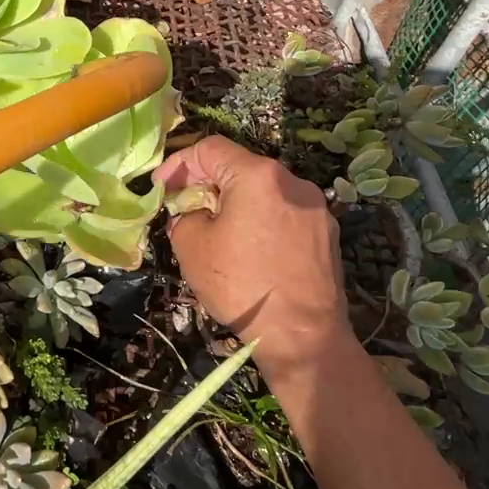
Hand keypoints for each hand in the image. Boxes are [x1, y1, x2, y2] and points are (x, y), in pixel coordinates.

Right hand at [156, 135, 350, 372]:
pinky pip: (283, 213)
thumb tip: (195, 212)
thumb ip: (185, 214)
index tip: (161, 188)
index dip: (179, 164)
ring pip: (263, 190)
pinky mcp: (327, 234)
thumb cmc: (240, 284)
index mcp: (258, 176)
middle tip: (184, 206)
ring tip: (216, 228)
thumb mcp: (190, 244)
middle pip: (239, 167)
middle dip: (206, 182)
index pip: (209, 149)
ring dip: (235, 201)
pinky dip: (260, 219)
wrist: (304, 339)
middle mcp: (292, 182)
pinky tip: (249, 247)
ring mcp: (315, 208)